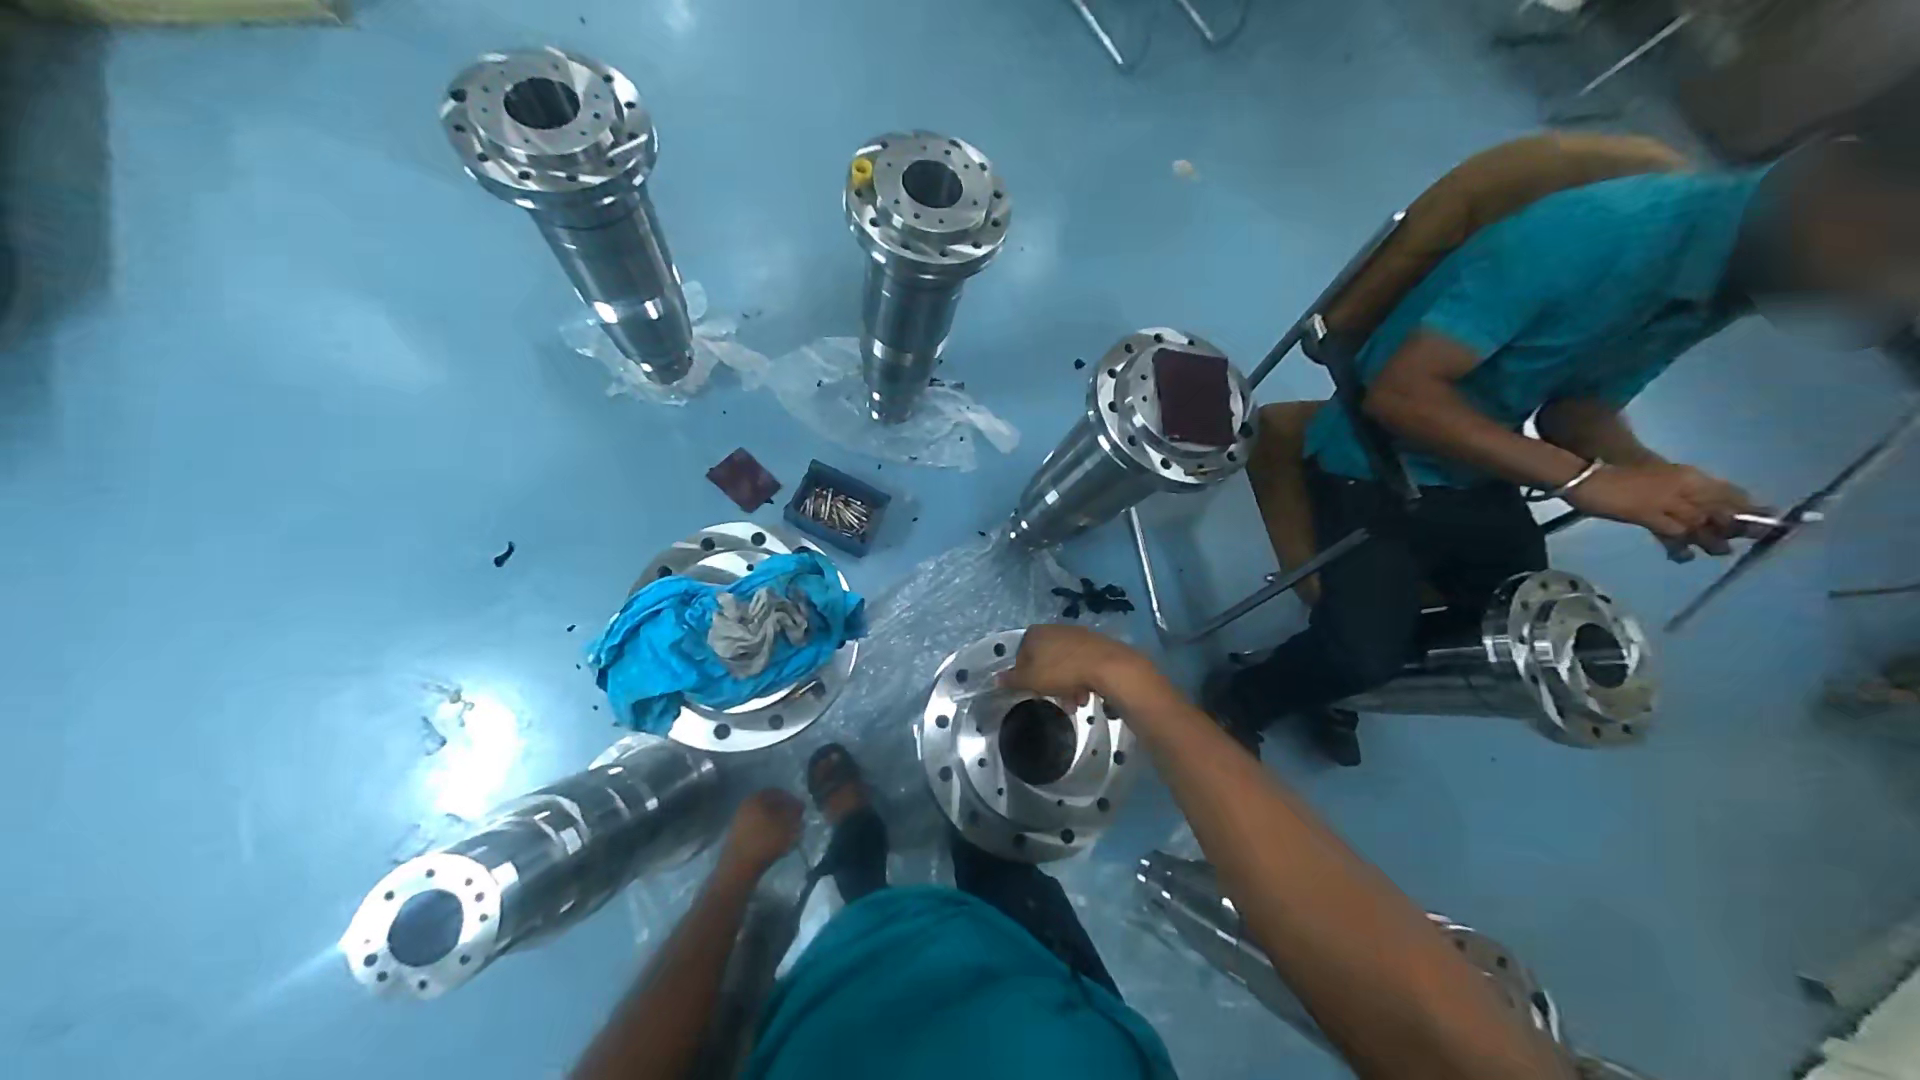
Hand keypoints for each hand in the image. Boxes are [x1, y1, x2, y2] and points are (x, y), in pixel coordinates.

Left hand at [716, 789, 802, 879]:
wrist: (739, 867)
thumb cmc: (765, 841)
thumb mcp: (787, 824)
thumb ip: (795, 811)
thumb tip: (798, 805)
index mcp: (757, 797)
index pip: (780, 793)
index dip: (793, 801)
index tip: (802, 812)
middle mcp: (746, 805)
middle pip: (771, 805)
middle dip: (785, 813)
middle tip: (796, 823)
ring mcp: (740, 820)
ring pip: (765, 818)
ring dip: (777, 824)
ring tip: (788, 836)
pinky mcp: (738, 836)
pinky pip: (758, 829)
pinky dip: (768, 833)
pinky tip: (776, 843)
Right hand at [1001, 624, 1152, 708]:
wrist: (1106, 665)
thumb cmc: (1061, 671)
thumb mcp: (1031, 680)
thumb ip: (1012, 680)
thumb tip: (995, 678)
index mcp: (1035, 634)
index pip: (1022, 656)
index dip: (1025, 676)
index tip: (1033, 692)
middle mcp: (1055, 630)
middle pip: (1045, 662)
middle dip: (1050, 685)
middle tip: (1055, 702)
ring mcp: (1076, 635)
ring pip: (1064, 665)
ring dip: (1067, 687)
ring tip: (1075, 703)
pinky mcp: (1095, 644)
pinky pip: (1081, 664)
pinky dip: (1081, 680)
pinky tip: (1087, 695)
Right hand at [1565, 463, 1756, 548]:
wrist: (1583, 478)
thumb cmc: (1613, 473)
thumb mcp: (1651, 477)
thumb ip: (1672, 489)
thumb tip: (1689, 507)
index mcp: (1685, 475)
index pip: (1727, 491)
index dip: (1748, 504)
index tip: (1768, 516)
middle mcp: (1682, 488)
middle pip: (1719, 508)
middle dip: (1739, 524)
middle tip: (1756, 538)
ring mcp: (1664, 502)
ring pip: (1699, 522)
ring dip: (1711, 538)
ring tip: (1720, 552)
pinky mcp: (1646, 515)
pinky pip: (1670, 532)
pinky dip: (1679, 546)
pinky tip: (1683, 556)